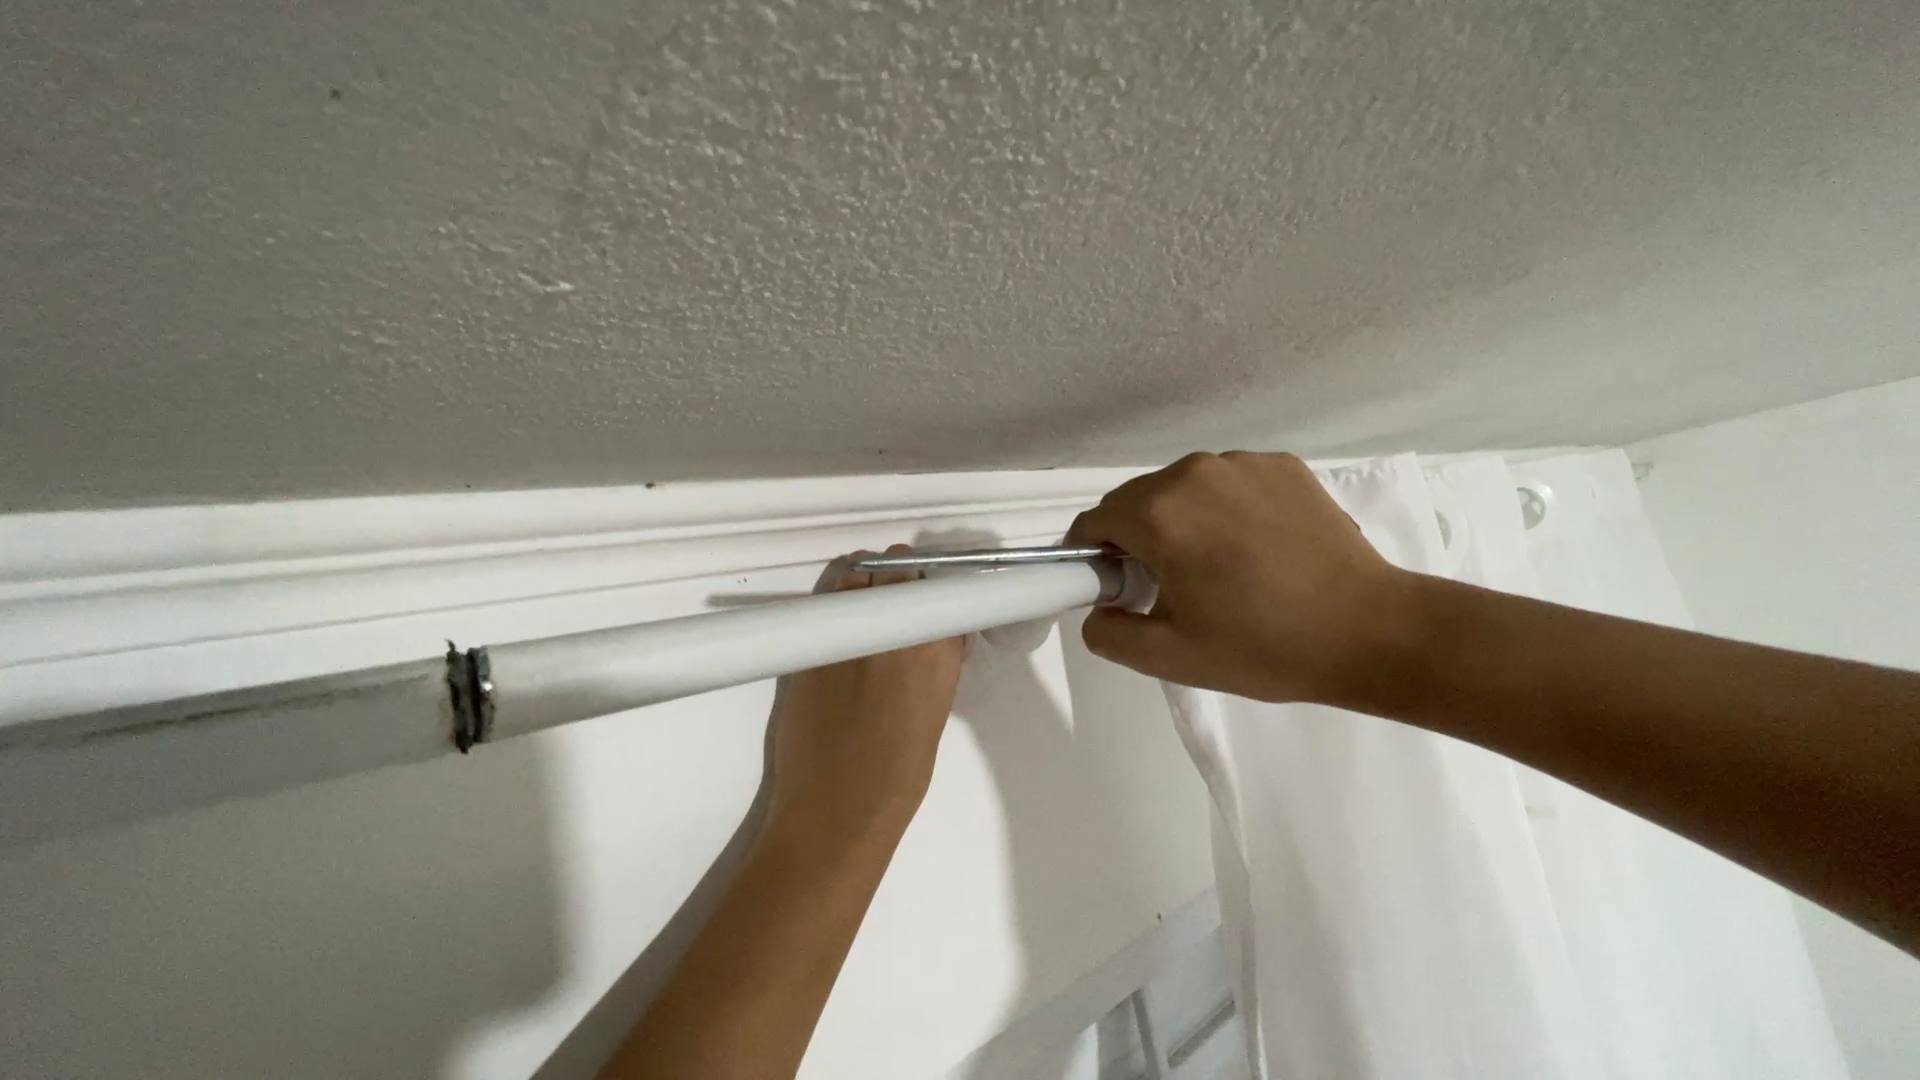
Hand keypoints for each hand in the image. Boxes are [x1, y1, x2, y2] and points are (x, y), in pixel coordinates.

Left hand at [766, 545, 967, 844]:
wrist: (835, 809)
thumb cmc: (896, 776)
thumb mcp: (932, 713)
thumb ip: (931, 667)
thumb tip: (922, 644)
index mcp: (937, 652)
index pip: (942, 594)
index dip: (933, 590)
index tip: (928, 595)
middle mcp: (897, 630)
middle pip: (901, 573)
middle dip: (901, 575)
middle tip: (895, 593)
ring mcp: (851, 631)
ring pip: (860, 574)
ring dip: (865, 578)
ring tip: (863, 596)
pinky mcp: (812, 641)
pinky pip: (829, 597)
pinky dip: (836, 593)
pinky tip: (838, 608)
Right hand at [1066, 451, 1411, 703]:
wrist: (1370, 631)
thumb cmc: (1263, 647)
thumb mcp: (1169, 657)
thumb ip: (1108, 634)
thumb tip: (1097, 610)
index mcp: (1160, 513)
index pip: (1094, 522)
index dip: (1090, 557)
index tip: (1111, 589)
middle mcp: (1194, 473)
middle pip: (1136, 501)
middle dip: (1134, 538)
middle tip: (1164, 586)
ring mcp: (1243, 463)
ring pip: (1182, 488)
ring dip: (1179, 520)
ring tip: (1215, 567)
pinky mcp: (1283, 466)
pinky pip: (1228, 482)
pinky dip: (1223, 509)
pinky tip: (1253, 547)